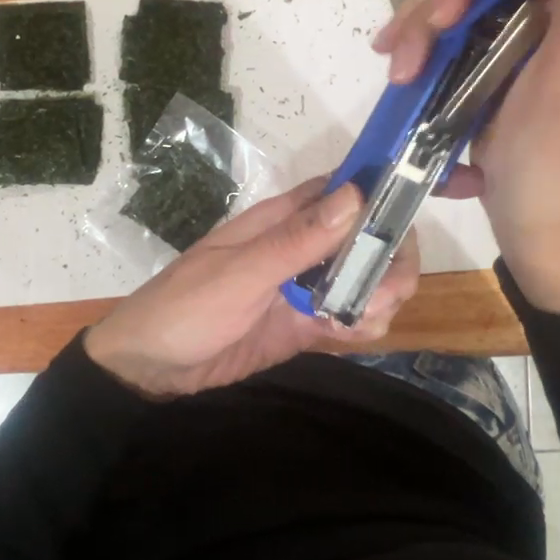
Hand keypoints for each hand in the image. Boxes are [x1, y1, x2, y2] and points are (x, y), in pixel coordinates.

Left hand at [84, 178, 420, 398]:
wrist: (151, 367)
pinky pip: (351, 316)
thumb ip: (297, 241)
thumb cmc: (186, 308)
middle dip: (390, 262)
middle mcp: (303, 248)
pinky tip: (345, 336)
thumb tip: (356, 195)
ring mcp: (307, 287)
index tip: (407, 224)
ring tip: (356, 322)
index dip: (384, 198)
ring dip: (379, 298)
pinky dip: (362, 324)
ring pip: (368, 279)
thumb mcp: (240, 273)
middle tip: (382, 295)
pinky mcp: (307, 324)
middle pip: (370, 238)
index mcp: (283, 220)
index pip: (347, 192)